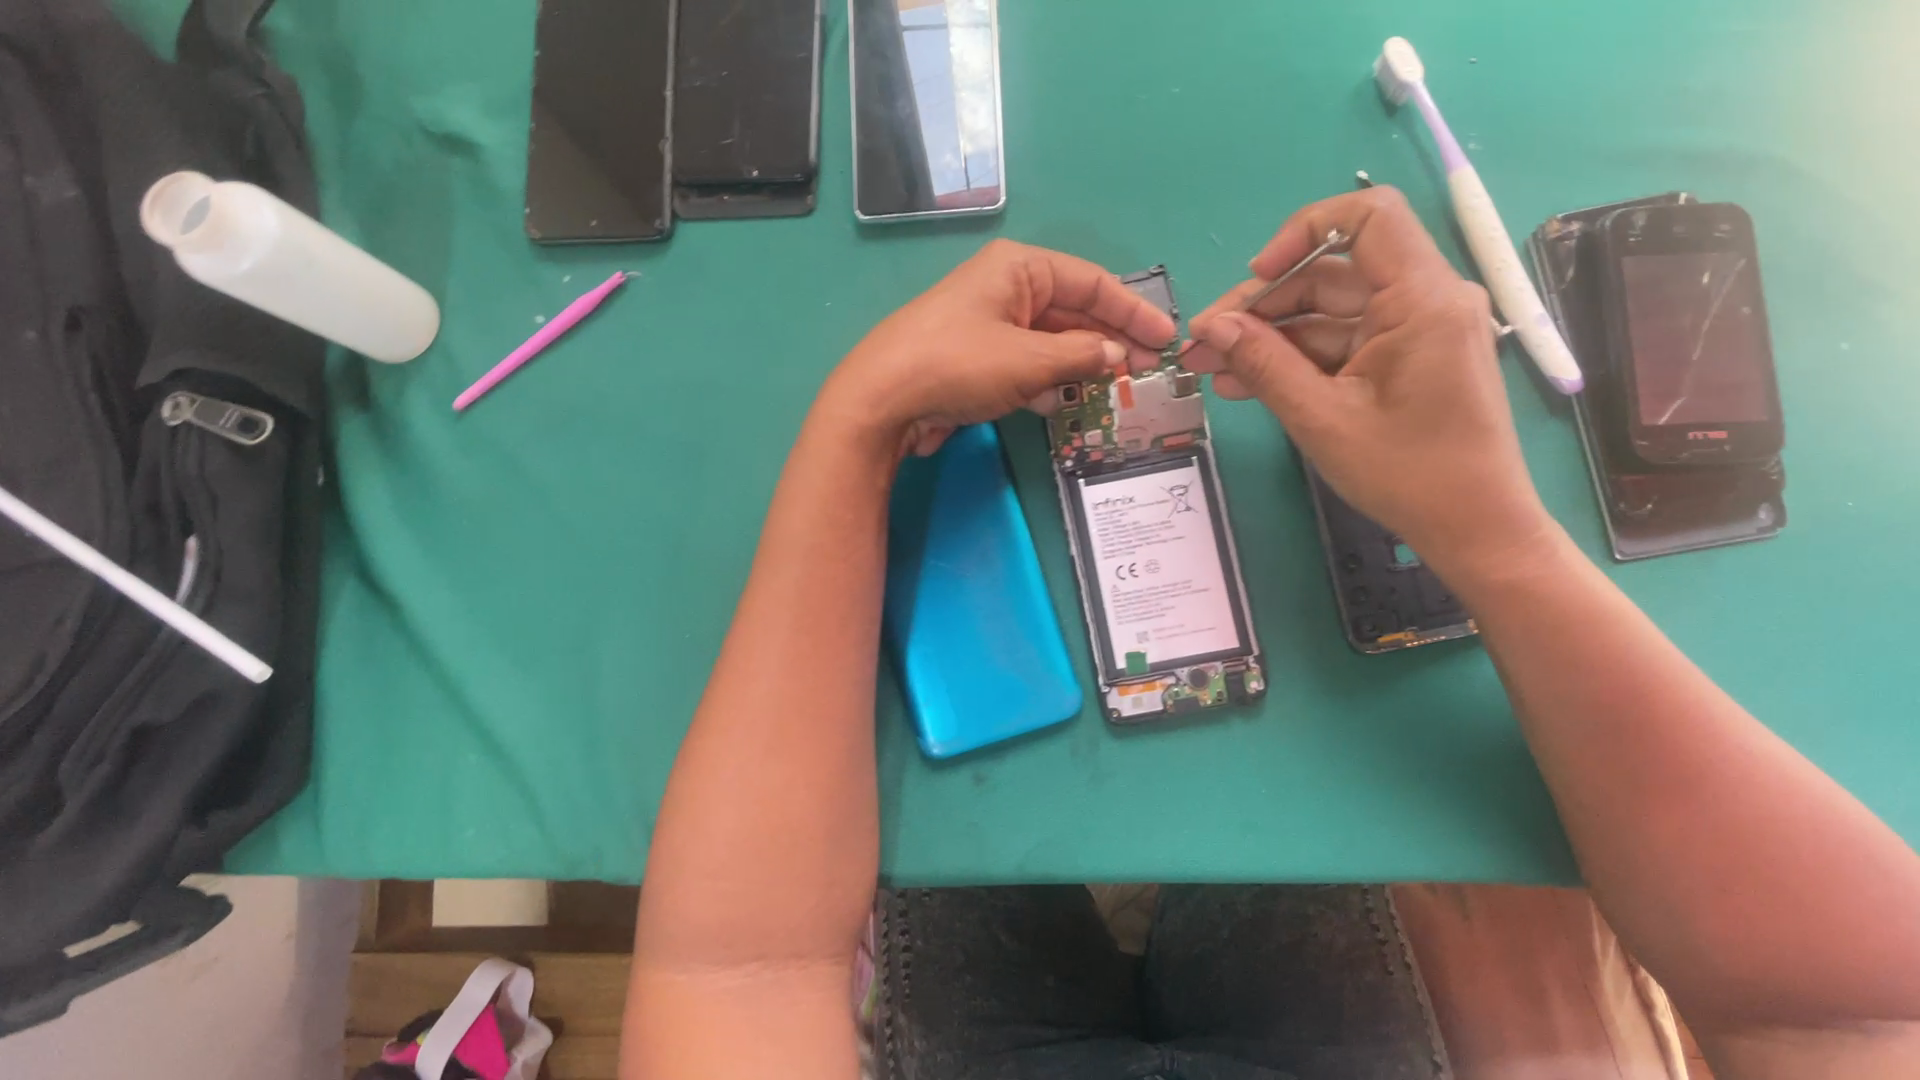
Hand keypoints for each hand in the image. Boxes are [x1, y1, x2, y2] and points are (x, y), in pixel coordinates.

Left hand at [819, 238, 1177, 456]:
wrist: (883, 400)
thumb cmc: (958, 364)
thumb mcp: (1028, 359)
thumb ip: (1081, 355)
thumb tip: (1117, 355)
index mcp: (1019, 269)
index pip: (1091, 282)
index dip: (1132, 310)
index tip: (1165, 337)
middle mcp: (1007, 290)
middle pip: (1073, 311)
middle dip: (1111, 340)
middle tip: (1148, 370)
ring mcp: (990, 326)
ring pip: (1052, 341)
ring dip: (1083, 364)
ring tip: (1120, 388)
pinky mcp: (978, 361)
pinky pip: (1028, 365)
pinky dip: (1050, 381)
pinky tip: (1069, 402)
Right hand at [1183, 187, 1555, 578]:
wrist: (1473, 527)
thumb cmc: (1407, 473)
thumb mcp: (1321, 418)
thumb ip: (1264, 364)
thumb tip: (1212, 328)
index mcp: (1422, 299)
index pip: (1366, 218)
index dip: (1301, 234)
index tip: (1256, 279)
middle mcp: (1425, 301)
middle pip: (1332, 275)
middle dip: (1262, 306)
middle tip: (1203, 343)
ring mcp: (1415, 332)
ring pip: (1328, 314)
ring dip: (1268, 339)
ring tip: (1211, 369)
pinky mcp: (1405, 361)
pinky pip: (1342, 345)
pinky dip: (1295, 361)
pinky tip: (1245, 384)